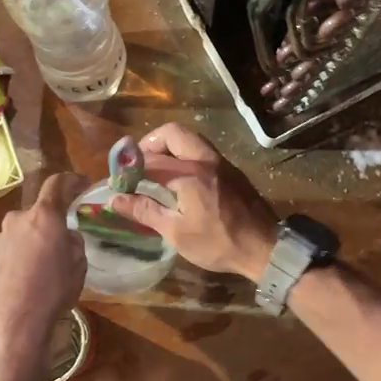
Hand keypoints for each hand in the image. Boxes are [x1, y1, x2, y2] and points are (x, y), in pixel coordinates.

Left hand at [0, 174, 86, 380]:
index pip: (57, 184)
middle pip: (38, 212)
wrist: (12, 325)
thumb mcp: (78, 266)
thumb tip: (65, 237)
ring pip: (25, 232)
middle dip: (52, 222)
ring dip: (37, 241)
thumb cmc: (52, 292)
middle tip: (65, 241)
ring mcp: (0, 239)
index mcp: (43, 216)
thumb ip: (74, 242)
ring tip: (48, 267)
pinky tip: (32, 280)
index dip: (72, 181)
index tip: (82, 184)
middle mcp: (17, 220)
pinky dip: (25, 257)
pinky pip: (15, 249)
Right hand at [107, 124, 278, 279]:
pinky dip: (187, 155)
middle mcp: (205, 159)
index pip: (150, 159)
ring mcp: (222, 162)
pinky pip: (203, 151)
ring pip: (191, 139)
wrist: (265, 247)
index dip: (130, 167)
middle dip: (152, 143)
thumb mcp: (176, 233)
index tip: (119, 180)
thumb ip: (145, 211)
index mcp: (189, 173)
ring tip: (159, 172)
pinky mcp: (232, 170)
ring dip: (171, 148)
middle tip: (141, 165)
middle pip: (173, 132)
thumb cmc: (218, 243)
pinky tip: (182, 180)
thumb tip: (115, 200)